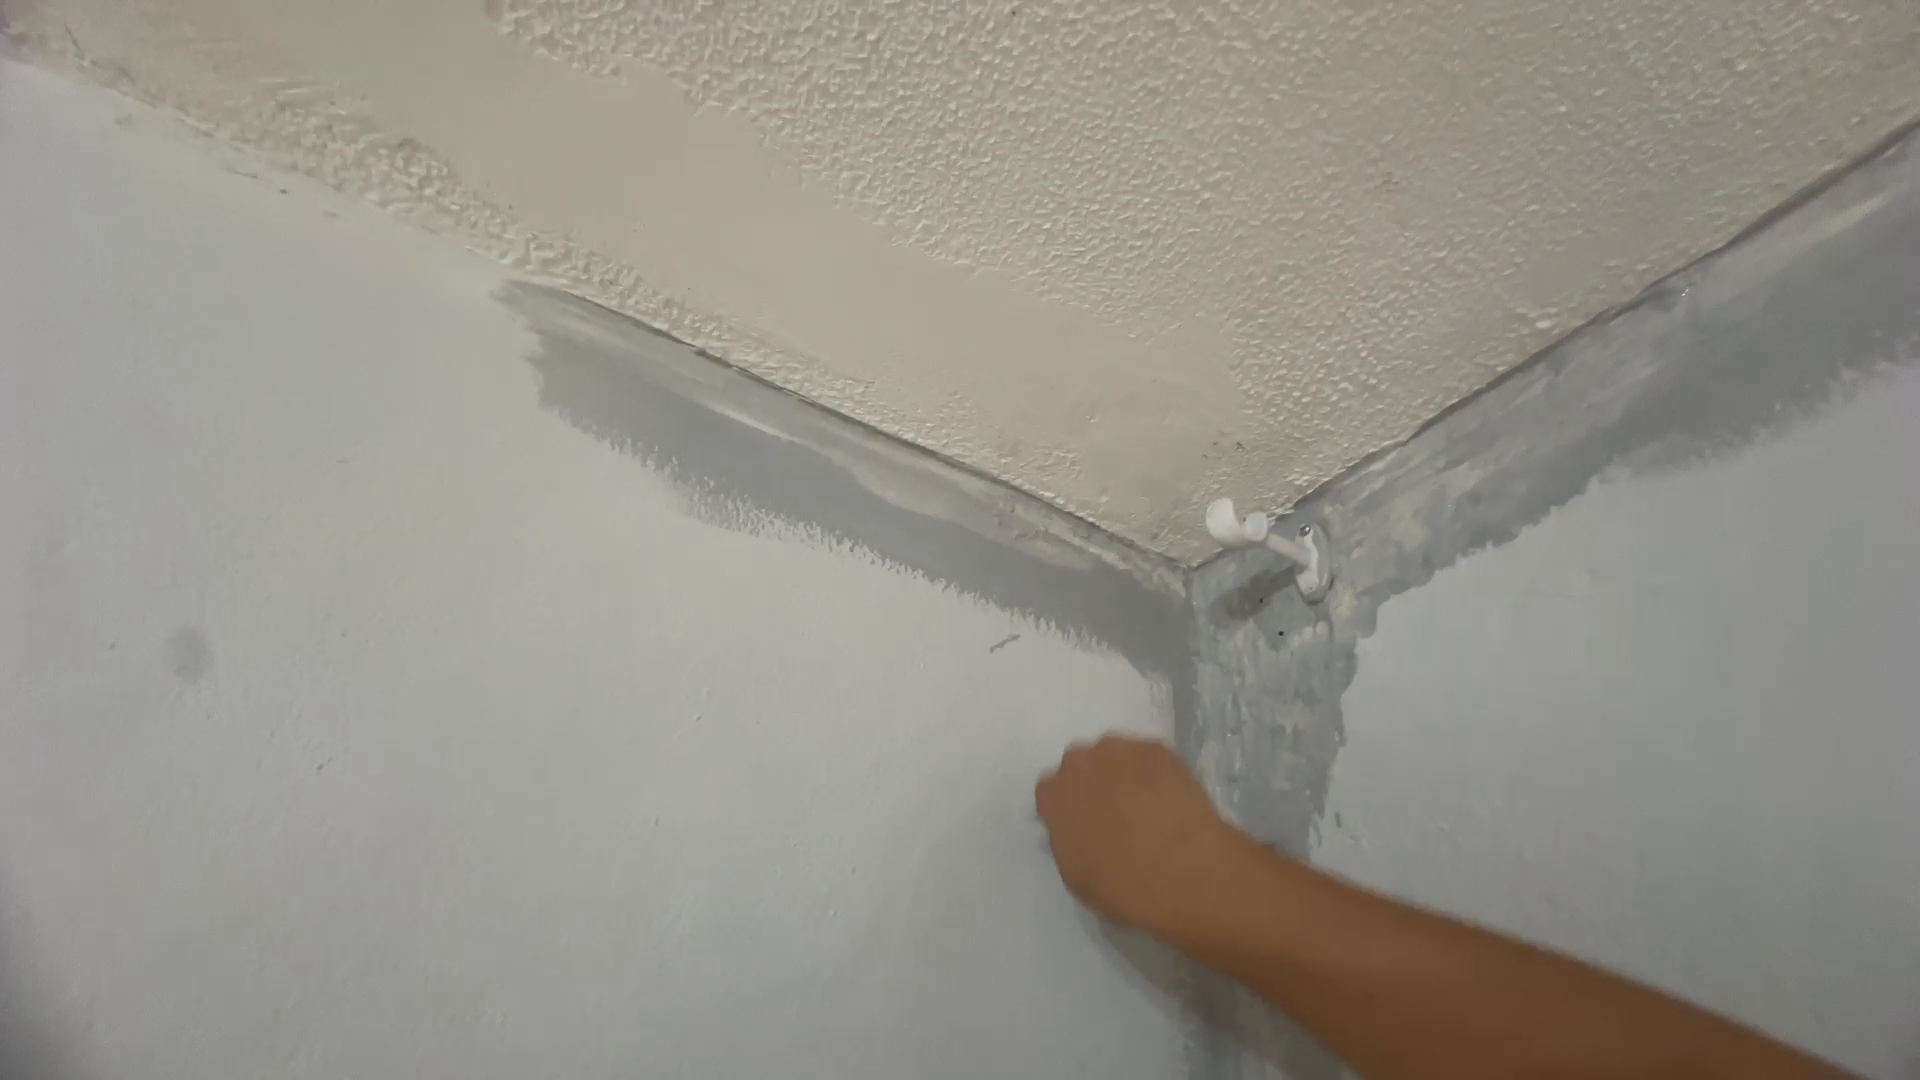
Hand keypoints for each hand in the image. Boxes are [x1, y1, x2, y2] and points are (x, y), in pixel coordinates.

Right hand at [1034, 735, 1242, 936]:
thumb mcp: (1075, 874)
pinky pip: (1147, 757)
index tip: (1085, 825)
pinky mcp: (1156, 748)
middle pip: (1080, 766)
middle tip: (1116, 813)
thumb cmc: (1123, 887)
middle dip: (1093, 783)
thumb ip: (1065, 839)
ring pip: (1113, 755)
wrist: (1185, 874)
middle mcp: (1079, 762)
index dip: (1069, 808)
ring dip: (1122, 773)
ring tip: (1147, 804)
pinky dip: (1154, 773)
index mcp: (1054, 795)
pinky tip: (1170, 799)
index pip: (1051, 792)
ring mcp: (1119, 750)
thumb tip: (1074, 827)